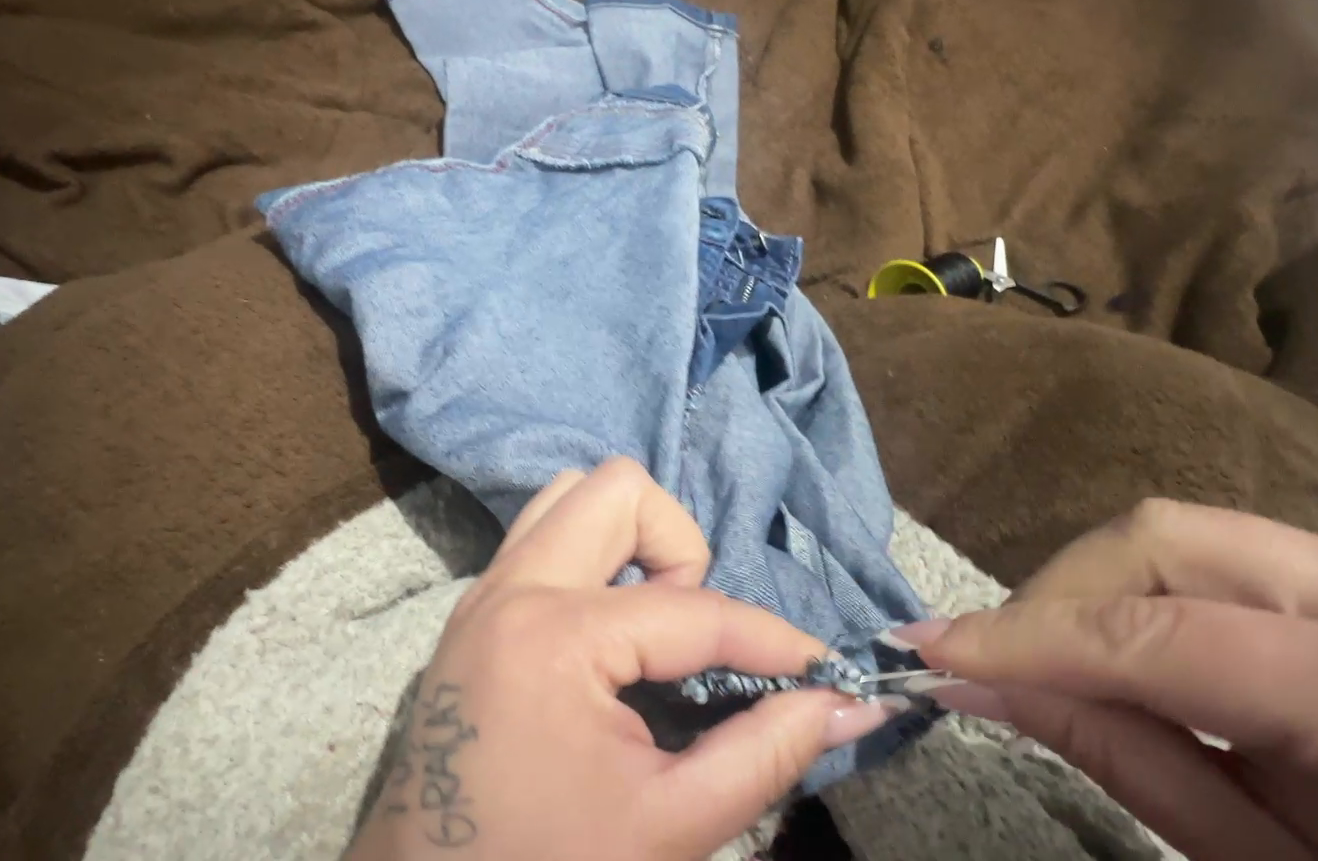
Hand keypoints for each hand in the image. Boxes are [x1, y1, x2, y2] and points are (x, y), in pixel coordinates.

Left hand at [345, 458, 893, 860]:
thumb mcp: (668, 828)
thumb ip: (764, 756)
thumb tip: (842, 706)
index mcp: (556, 637)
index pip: (695, 610)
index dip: (772, 639)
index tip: (821, 668)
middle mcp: (513, 588)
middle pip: (620, 490)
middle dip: (681, 550)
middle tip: (691, 638)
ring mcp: (485, 590)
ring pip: (573, 496)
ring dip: (632, 542)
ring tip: (649, 625)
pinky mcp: (475, 608)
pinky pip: (544, 534)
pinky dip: (593, 558)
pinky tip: (609, 631)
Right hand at [901, 499, 1317, 860]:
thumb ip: (1126, 762)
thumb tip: (975, 687)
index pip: (1172, 637)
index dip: (1031, 637)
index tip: (928, 649)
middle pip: (1168, 538)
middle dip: (1055, 593)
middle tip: (989, 661)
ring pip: (1188, 532)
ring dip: (1092, 588)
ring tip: (1049, 658)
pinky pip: (1228, 559)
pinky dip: (1147, 594)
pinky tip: (1122, 648)